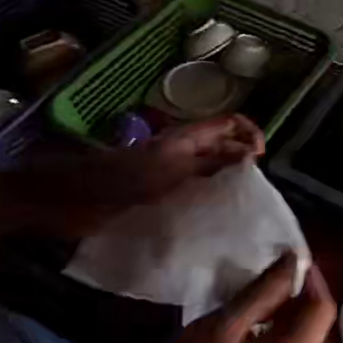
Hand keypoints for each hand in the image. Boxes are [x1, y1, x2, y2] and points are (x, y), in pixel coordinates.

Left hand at [113, 115, 265, 206]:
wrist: (82, 199)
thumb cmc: (126, 180)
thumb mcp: (174, 168)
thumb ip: (211, 161)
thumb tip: (248, 153)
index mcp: (187, 138)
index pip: (229, 123)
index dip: (249, 133)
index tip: (259, 158)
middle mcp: (184, 151)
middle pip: (223, 147)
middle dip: (243, 161)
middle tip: (253, 189)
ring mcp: (174, 172)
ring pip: (211, 170)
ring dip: (227, 183)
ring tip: (239, 205)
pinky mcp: (164, 194)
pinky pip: (196, 191)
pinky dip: (209, 200)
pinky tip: (214, 219)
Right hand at [134, 253, 335, 342]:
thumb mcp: (227, 320)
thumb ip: (265, 291)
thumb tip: (294, 261)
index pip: (322, 312)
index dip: (314, 280)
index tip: (294, 257)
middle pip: (318, 321)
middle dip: (303, 291)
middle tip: (279, 266)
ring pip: (307, 330)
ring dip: (292, 304)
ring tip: (267, 284)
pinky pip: (294, 342)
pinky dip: (284, 321)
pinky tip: (263, 309)